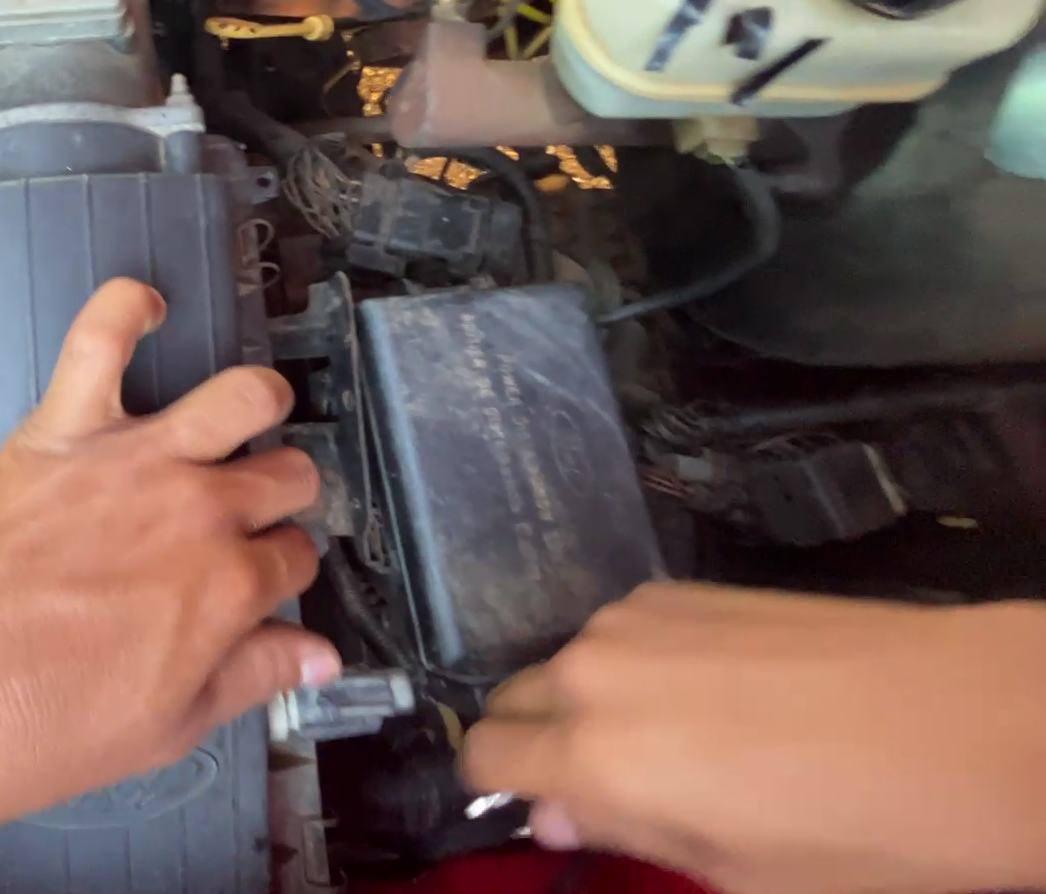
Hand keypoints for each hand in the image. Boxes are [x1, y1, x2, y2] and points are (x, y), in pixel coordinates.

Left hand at [0, 277, 339, 837]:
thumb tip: (315, 657)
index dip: (283, 569)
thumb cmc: (35, 722)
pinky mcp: (62, 427)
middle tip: (253, 506)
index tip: (264, 577)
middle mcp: (195, 509)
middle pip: (285, 474)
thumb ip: (252, 677)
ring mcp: (132, 459)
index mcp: (226, 586)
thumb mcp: (166, 726)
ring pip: (239, 396)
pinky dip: (127, 307)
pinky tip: (146, 306)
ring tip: (243, 414)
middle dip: (283, 491)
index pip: (294, 559)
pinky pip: (102, 337)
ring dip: (256, 402)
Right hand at [462, 582, 1045, 893]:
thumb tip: (552, 814)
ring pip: (560, 668)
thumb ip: (623, 833)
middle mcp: (583, 675)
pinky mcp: (655, 591)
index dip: (493, 784)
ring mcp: (616, 622)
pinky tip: (708, 683)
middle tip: (607, 777)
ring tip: (677, 727)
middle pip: (506, 703)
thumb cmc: (869, 831)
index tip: (527, 799)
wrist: (973, 716)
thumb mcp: (744, 872)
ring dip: (586, 701)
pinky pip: (609, 635)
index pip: (483, 756)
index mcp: (597, 756)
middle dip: (535, 742)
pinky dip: (628, 664)